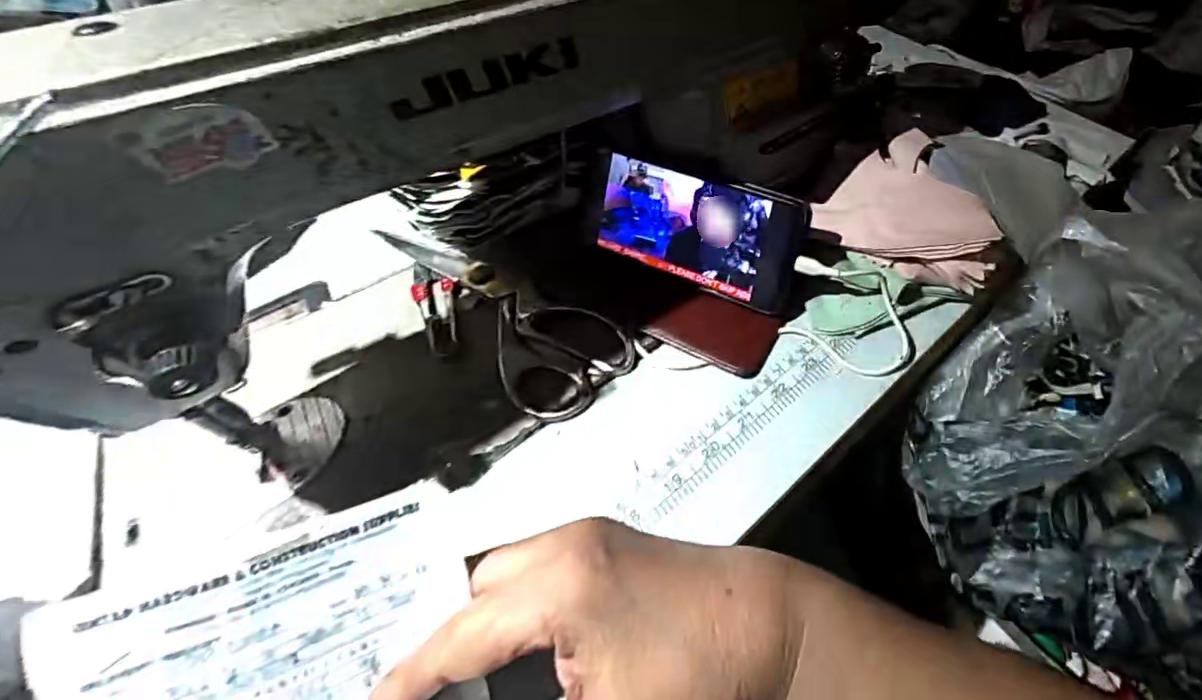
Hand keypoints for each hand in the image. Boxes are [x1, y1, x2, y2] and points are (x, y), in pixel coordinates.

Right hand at [371, 519, 798, 699]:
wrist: (776, 626)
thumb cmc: (701, 674)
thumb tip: (470, 695)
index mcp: (562, 580)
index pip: (449, 640)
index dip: (402, 688)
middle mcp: (574, 545)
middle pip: (471, 596)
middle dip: (438, 653)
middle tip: (423, 696)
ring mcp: (600, 540)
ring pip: (505, 580)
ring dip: (477, 631)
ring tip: (458, 686)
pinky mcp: (619, 550)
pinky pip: (543, 576)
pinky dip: (516, 615)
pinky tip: (512, 662)